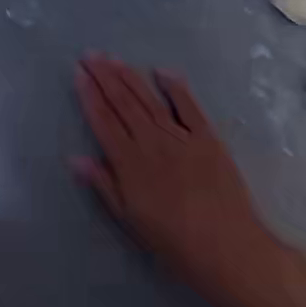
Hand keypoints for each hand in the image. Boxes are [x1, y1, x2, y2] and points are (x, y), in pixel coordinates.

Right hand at [72, 55, 283, 306]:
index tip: (78, 72)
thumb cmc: (175, 244)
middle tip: (89, 55)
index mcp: (129, 163)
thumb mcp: (131, 222)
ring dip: (129, 76)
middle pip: (122, 102)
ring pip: (148, 99)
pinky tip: (161, 71)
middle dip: (103, 76)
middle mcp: (151, 142)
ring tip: (112, 58)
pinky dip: (175, 86)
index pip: (103, 120)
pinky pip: (189, 106)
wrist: (231, 251)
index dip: (89, 94)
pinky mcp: (208, 138)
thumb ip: (104, 185)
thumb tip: (75, 158)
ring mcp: (181, 136)